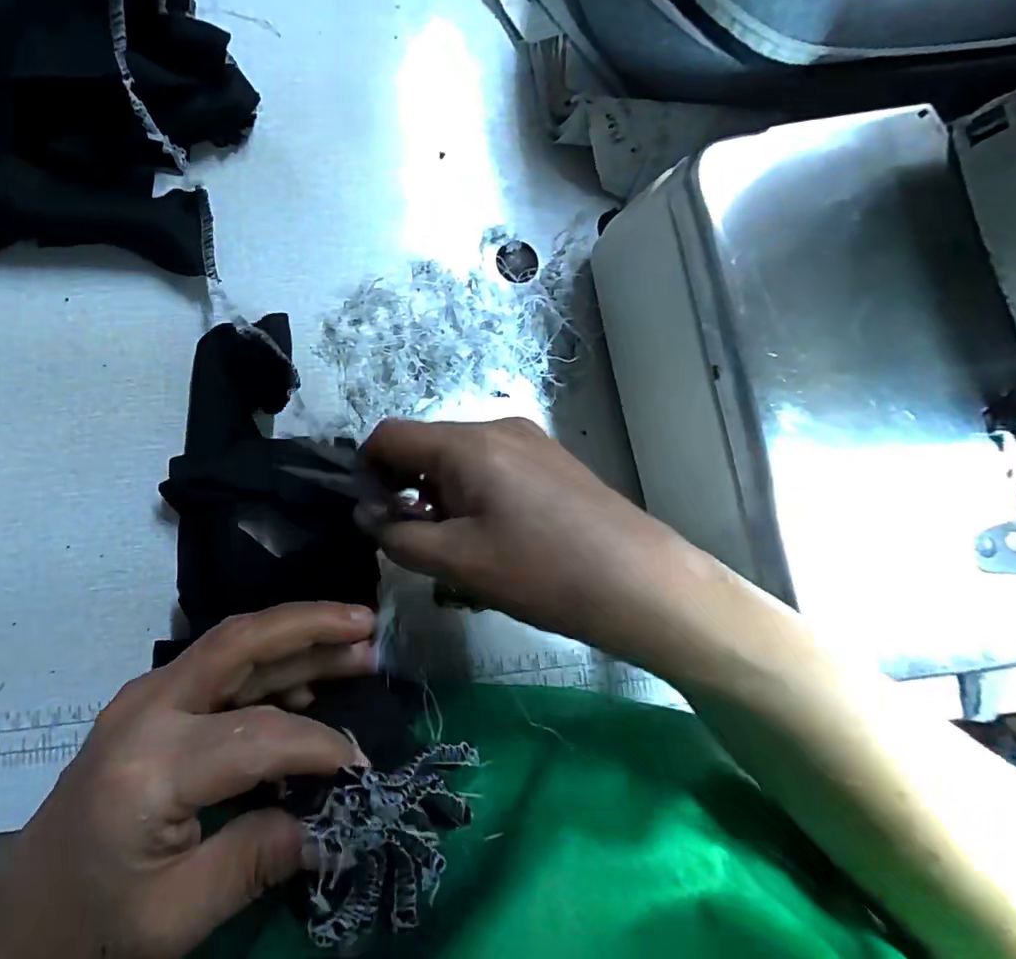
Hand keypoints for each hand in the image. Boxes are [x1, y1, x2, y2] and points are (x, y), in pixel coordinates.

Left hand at [0, 603, 376, 958]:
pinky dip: (264, 668)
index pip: (253, 735)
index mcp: (150, 766)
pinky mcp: (147, 704)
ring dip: (291, 639)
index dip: (318, 745)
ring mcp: (142, 698)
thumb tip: (332, 823)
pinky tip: (304, 686)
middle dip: (303, 625)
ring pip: (227, 647)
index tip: (362, 766)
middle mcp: (144, 710)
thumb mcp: (178, 914)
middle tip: (367, 623)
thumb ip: (255, 859)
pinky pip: (214, 671)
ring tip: (354, 641)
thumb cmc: (97, 917)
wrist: (31, 904)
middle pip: (234, 644)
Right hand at [359, 418, 745, 682]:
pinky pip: (489, 466)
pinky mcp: (550, 460)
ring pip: (455, 458)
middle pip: (423, 445)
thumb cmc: (543, 571)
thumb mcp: (455, 561)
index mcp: (466, 444)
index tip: (374, 515)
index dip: (366, 471)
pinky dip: (470, 493)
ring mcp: (528, 441)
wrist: (649, 589)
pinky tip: (493, 536)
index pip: (388, 435)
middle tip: (416, 538)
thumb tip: (368, 516)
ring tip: (457, 545)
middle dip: (404, 487)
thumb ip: (396, 536)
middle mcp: (495, 427)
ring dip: (437, 494)